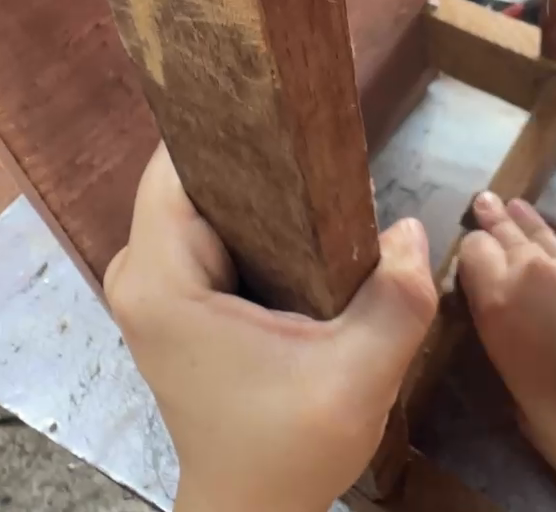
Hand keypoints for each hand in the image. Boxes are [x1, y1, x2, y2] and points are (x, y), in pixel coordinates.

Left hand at [104, 146, 438, 511]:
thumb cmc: (289, 449)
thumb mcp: (359, 378)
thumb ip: (396, 300)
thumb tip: (411, 230)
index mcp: (164, 281)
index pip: (177, 165)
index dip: (229, 126)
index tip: (288, 105)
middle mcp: (144, 273)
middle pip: (192, 174)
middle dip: (257, 152)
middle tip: (325, 143)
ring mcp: (158, 284)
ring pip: (204, 196)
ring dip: (260, 182)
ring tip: (323, 171)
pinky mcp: (178, 295)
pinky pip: (209, 223)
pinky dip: (255, 211)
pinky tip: (305, 213)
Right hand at [458, 193, 555, 511]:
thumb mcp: (518, 395)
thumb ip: (506, 340)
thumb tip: (510, 318)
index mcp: (502, 303)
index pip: (473, 248)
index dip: (472, 252)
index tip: (474, 260)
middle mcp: (538, 269)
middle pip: (508, 229)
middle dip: (496, 218)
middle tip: (487, 200)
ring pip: (551, 237)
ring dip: (536, 232)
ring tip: (522, 212)